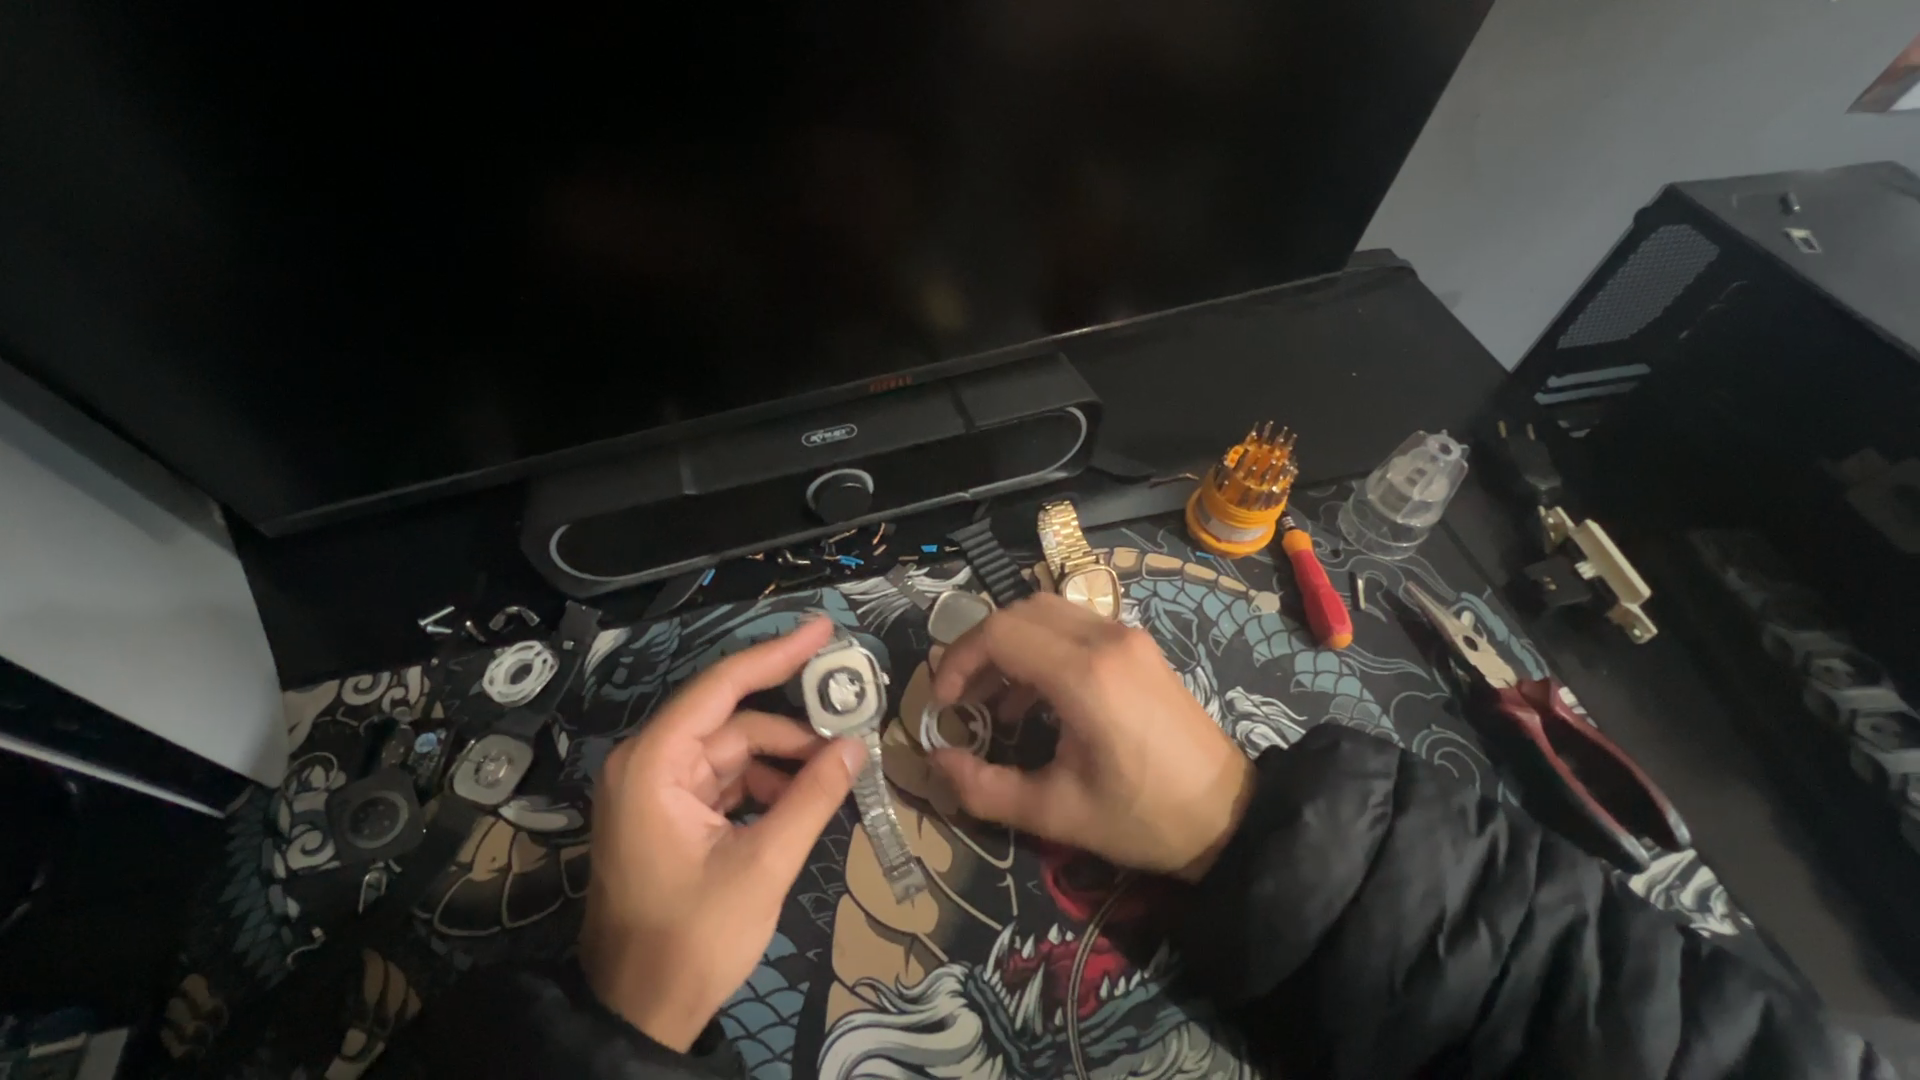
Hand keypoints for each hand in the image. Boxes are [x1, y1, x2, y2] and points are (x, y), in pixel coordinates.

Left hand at [580, 617, 864, 1050]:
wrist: (639, 1013)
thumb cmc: (691, 940)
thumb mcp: (762, 866)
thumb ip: (812, 798)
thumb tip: (856, 746)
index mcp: (654, 765)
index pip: (722, 687)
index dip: (776, 655)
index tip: (824, 630)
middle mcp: (649, 764)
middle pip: (735, 722)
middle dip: (794, 732)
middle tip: (851, 736)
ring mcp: (658, 789)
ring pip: (735, 750)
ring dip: (785, 762)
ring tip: (834, 778)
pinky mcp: (670, 813)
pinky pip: (727, 779)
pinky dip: (766, 784)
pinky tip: (802, 800)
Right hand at [928, 594, 1254, 881]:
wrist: (1229, 815)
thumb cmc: (1143, 818)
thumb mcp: (1057, 813)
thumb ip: (986, 788)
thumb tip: (936, 761)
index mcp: (1086, 675)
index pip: (1000, 633)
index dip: (959, 660)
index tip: (943, 703)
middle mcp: (1106, 639)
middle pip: (1019, 613)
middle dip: (979, 649)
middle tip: (961, 697)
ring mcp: (1127, 637)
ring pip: (1046, 612)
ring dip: (1009, 645)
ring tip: (991, 700)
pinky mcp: (1138, 646)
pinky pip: (1074, 626)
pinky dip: (1040, 647)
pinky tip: (1034, 697)